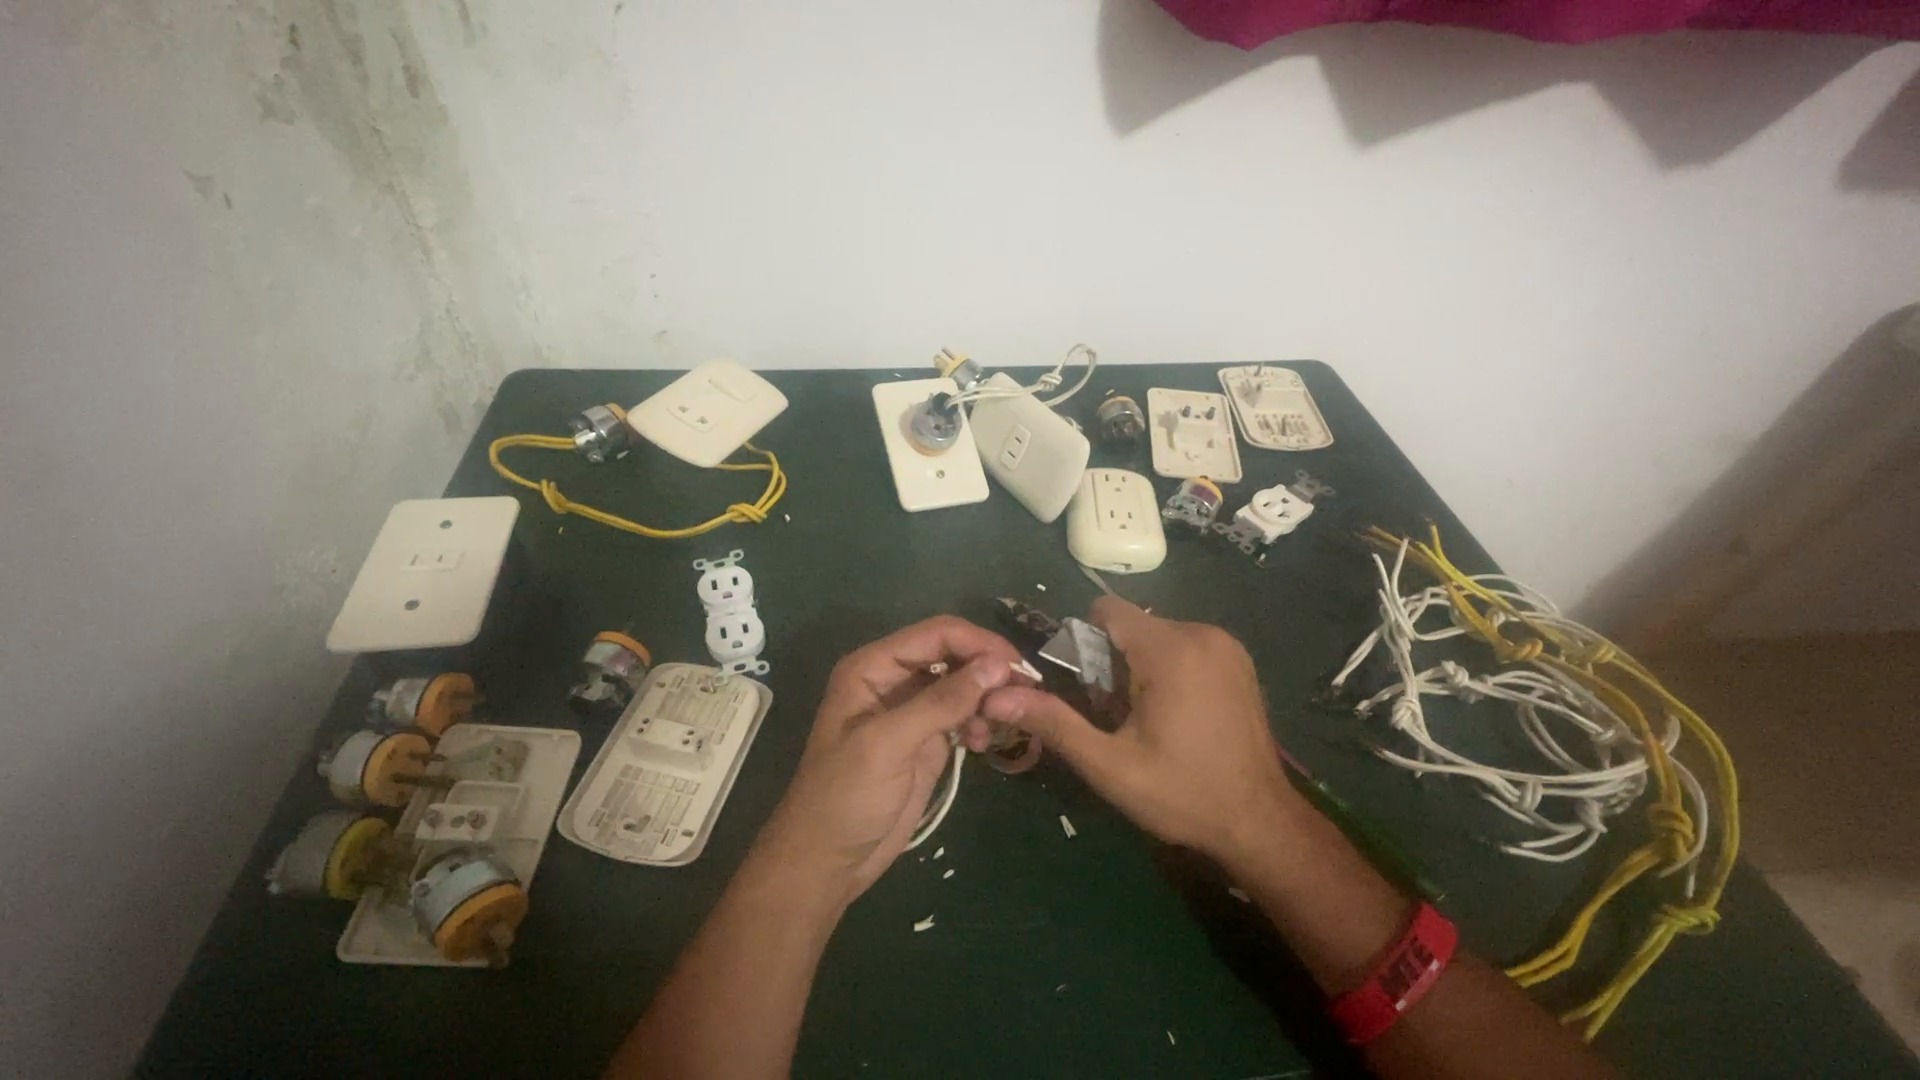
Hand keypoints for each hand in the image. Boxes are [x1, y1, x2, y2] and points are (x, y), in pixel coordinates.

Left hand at [750, 616, 1021, 907]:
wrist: (827, 861)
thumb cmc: (845, 797)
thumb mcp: (889, 744)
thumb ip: (941, 702)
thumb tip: (997, 664)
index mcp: (873, 667)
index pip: (937, 634)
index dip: (979, 643)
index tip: (1018, 669)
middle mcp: (893, 680)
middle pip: (953, 654)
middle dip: (988, 669)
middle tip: (1023, 694)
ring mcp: (911, 711)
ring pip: (962, 685)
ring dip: (986, 698)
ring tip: (1001, 724)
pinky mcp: (926, 741)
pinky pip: (962, 716)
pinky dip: (979, 722)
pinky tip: (985, 742)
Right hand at [981, 597, 1308, 866]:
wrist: (1260, 822)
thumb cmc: (1183, 794)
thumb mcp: (1109, 765)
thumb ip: (1054, 723)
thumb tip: (995, 698)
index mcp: (1170, 650)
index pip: (1107, 610)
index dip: (1084, 642)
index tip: (1087, 688)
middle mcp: (1202, 634)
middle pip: (1132, 625)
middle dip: (1112, 662)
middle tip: (1117, 716)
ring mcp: (1227, 645)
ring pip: (1158, 635)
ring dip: (1140, 667)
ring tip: (1147, 720)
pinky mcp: (1239, 660)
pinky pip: (1186, 646)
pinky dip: (1169, 669)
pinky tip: (1176, 715)